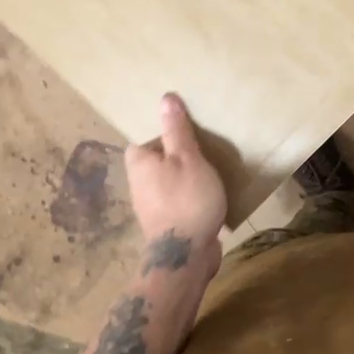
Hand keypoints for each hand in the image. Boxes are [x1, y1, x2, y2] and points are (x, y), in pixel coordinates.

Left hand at [124, 93, 226, 250]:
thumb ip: (176, 130)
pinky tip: (212, 196)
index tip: (191, 131)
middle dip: (180, 154)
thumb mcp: (187, 158)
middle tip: (207, 147)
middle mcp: (139, 181)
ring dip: (189, 176)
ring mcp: (151, 204)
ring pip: (172, 180)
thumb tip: (165, 98)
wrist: (186, 255)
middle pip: (161, 158)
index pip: (148, 136)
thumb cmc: (187, 200)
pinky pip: (180, 199)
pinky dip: (193, 196)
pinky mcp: (167, 221)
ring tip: (214, 169)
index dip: (169, 132)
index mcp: (139, 161)